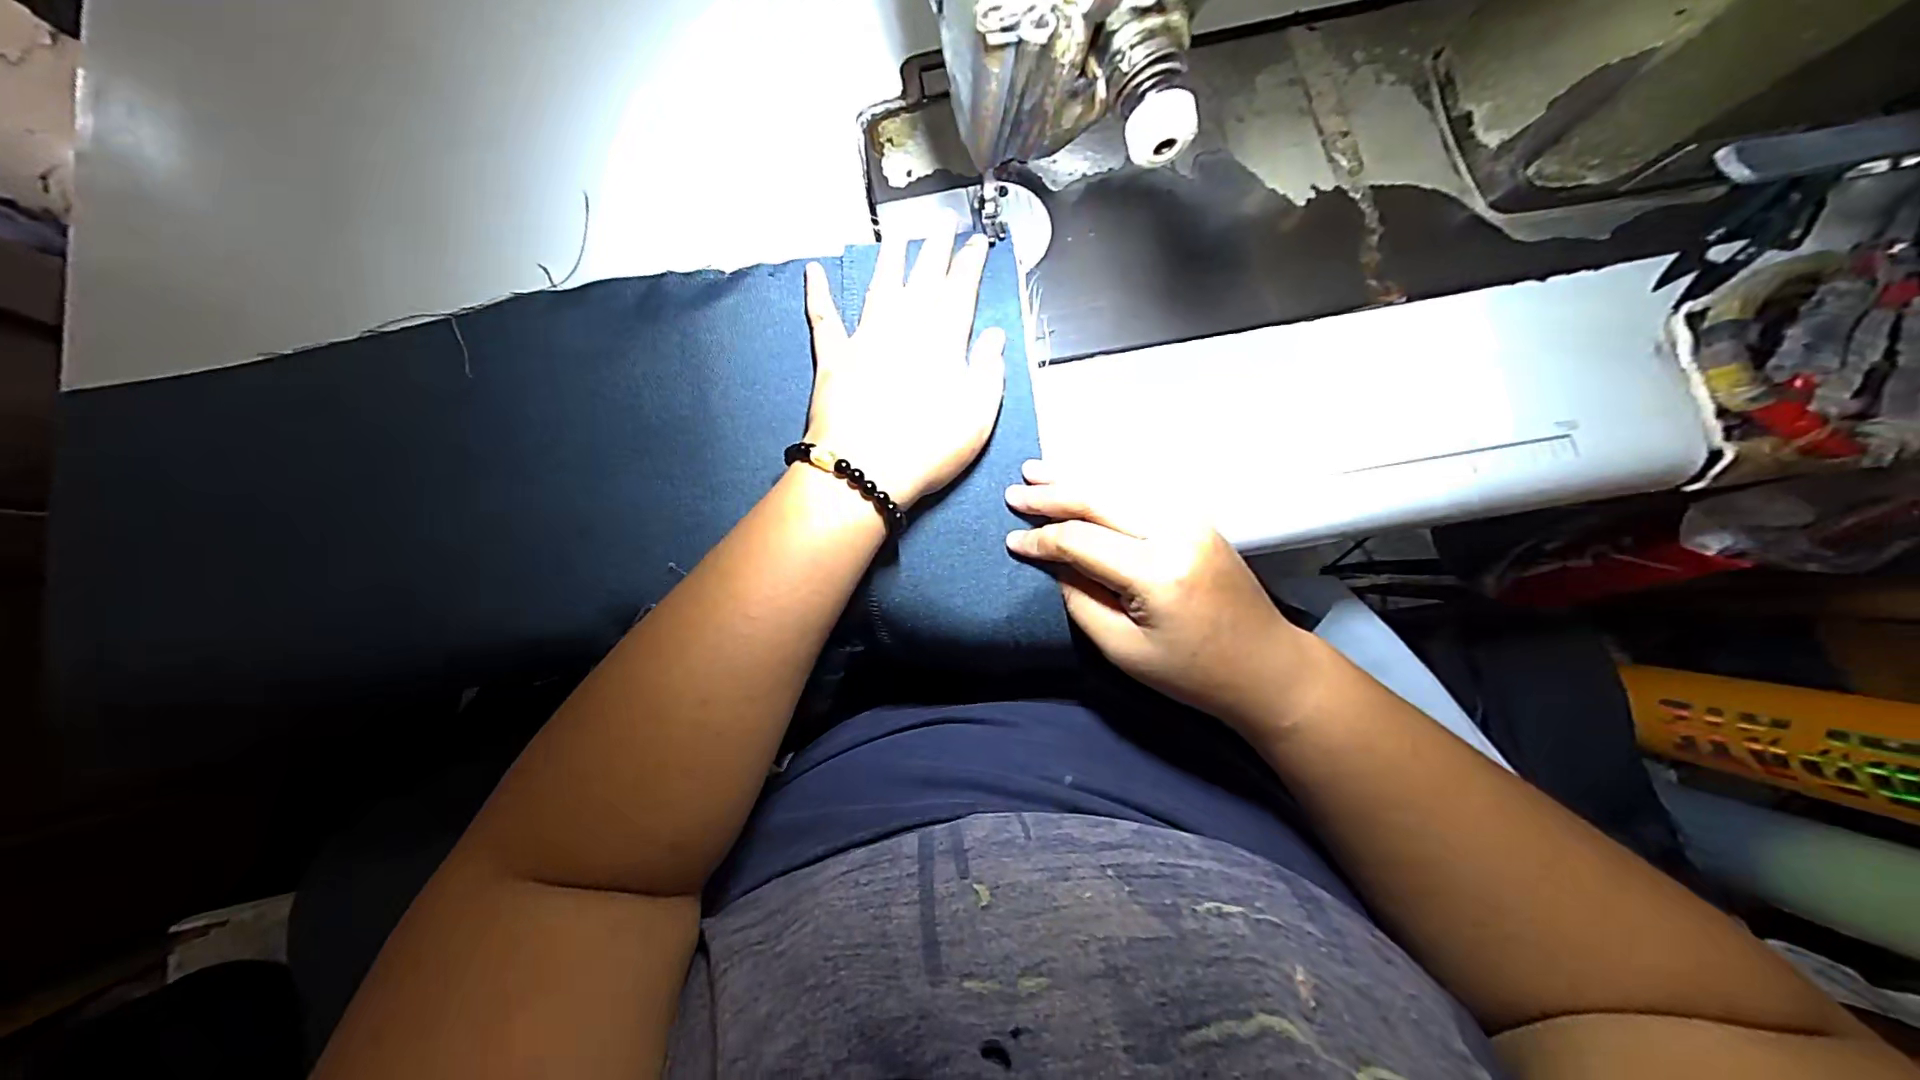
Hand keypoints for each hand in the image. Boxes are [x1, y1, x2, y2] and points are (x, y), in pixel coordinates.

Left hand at [802, 214, 1007, 508]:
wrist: (864, 471)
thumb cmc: (927, 448)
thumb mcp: (978, 416)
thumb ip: (988, 370)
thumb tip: (993, 337)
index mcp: (943, 341)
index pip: (960, 290)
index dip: (969, 263)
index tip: (975, 242)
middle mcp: (903, 329)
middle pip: (922, 279)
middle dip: (934, 249)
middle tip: (941, 225)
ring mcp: (864, 340)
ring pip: (879, 286)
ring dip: (889, 259)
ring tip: (897, 237)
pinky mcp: (832, 358)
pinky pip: (824, 318)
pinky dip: (818, 294)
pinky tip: (813, 272)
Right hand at [1005, 461, 1315, 731]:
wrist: (1266, 666)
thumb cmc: (1192, 672)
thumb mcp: (1123, 649)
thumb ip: (1080, 600)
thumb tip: (1054, 563)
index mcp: (1156, 572)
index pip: (1081, 540)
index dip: (1042, 540)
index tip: (1012, 541)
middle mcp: (1176, 533)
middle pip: (1100, 499)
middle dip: (1053, 495)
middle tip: (1014, 492)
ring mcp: (1192, 521)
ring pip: (1121, 486)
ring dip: (1078, 479)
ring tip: (1038, 472)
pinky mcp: (1199, 521)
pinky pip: (1143, 491)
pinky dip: (1108, 484)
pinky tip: (1085, 480)